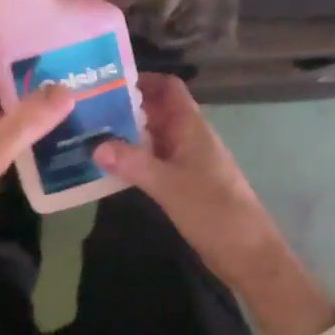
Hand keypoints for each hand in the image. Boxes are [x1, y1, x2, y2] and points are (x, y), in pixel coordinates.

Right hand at [94, 74, 291, 291]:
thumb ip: (132, 163)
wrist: (248, 254)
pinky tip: (108, 167)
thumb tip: (95, 145)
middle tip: (87, 108)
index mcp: (192, 127)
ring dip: (125, 134)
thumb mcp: (168, 185)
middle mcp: (188, 138)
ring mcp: (186, 162)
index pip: (168, 88)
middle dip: (124, 107)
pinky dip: (132, 159)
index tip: (107, 82)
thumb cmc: (214, 211)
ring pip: (152, 137)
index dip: (142, 79)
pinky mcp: (182, 184)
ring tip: (89, 134)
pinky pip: (153, 161)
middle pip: (156, 110)